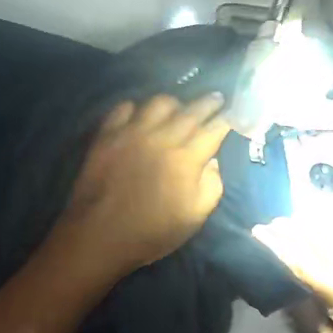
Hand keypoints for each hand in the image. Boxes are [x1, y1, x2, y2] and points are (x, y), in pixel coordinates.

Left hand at [47, 93, 231, 279]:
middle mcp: (161, 137)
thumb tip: (212, 161)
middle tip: (216, 98)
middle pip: (190, 111)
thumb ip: (211, 186)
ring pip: (158, 103)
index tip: (234, 113)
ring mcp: (131, 132)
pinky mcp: (107, 135)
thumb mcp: (194, 218)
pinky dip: (135, 108)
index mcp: (186, 158)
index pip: (214, 129)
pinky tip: (139, 115)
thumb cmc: (151, 233)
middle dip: (207, 103)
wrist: (98, 234)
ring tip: (177, 108)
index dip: (227, 119)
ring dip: (173, 103)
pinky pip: (123, 108)